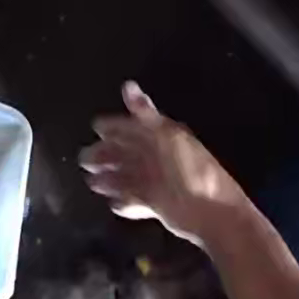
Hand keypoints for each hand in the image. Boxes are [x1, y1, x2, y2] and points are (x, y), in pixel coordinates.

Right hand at [80, 81, 252, 244]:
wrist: (215, 214)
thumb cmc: (190, 170)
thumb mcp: (167, 136)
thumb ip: (145, 112)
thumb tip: (127, 84)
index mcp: (158, 137)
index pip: (130, 127)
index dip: (112, 127)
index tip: (95, 127)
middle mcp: (155, 157)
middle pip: (124, 153)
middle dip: (104, 154)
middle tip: (83, 160)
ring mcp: (156, 182)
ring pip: (126, 176)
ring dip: (109, 179)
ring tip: (91, 182)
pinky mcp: (158, 206)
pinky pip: (136, 201)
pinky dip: (124, 202)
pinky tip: (112, 204)